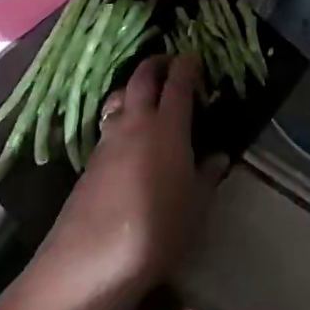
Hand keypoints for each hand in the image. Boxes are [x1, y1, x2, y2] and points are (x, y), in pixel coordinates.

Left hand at [27, 54, 228, 303]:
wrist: (96, 253)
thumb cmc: (159, 229)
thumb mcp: (196, 207)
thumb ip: (207, 176)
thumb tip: (218, 155)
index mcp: (167, 128)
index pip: (178, 85)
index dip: (186, 67)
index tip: (193, 56)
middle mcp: (136, 122)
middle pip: (142, 78)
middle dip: (156, 64)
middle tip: (169, 63)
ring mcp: (109, 137)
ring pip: (120, 95)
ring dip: (133, 86)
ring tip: (145, 94)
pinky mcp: (91, 156)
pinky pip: (109, 121)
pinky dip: (120, 114)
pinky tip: (128, 133)